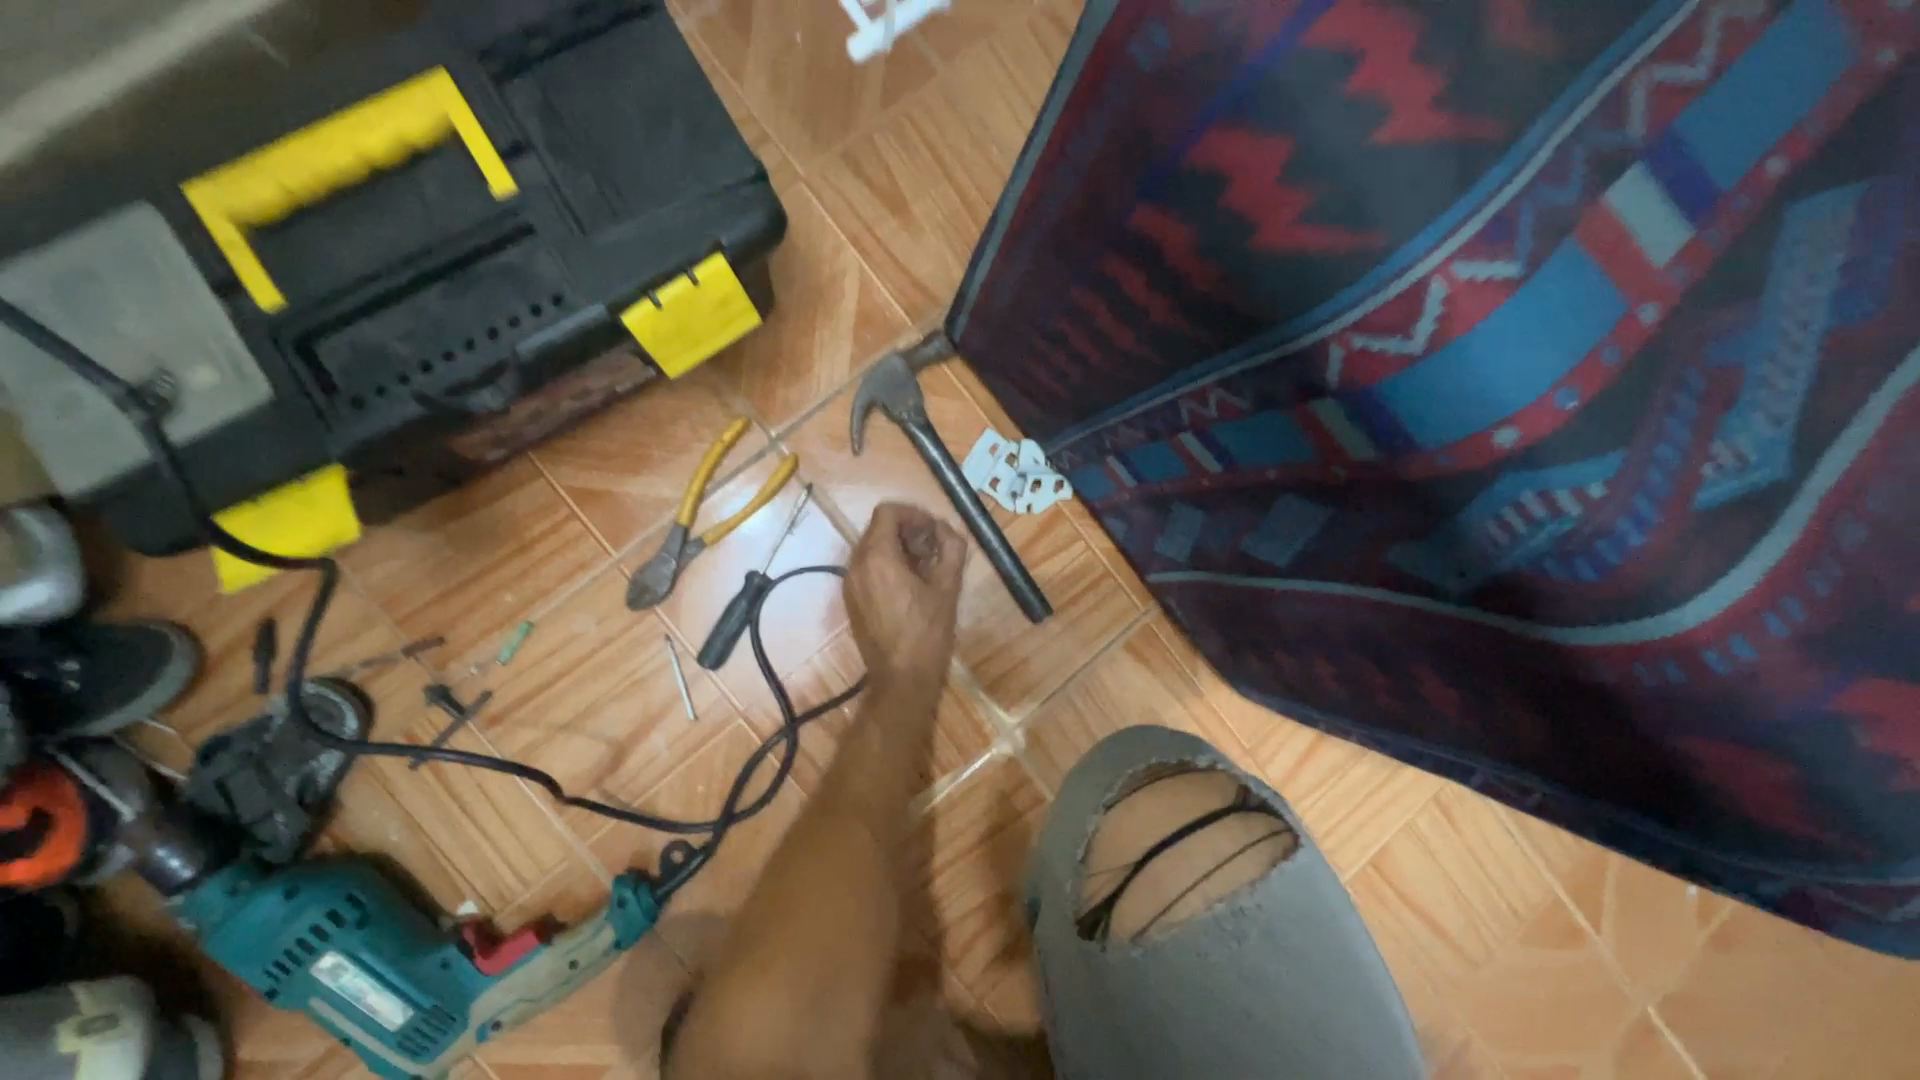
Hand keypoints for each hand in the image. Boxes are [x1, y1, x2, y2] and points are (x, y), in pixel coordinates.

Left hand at [846, 503, 966, 686]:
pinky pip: (866, 568)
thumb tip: (946, 529)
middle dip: (907, 531)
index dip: (913, 513)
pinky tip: (910, 586)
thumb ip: (951, 548)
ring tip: (925, 567)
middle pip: (878, 528)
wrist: (902, 679)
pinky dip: (887, 565)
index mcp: (877, 557)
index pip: (887, 512)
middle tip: (934, 549)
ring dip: (898, 548)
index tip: (934, 530)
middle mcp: (856, 565)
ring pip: (871, 548)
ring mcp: (849, 583)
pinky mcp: (851, 600)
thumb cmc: (928, 633)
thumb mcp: (948, 588)